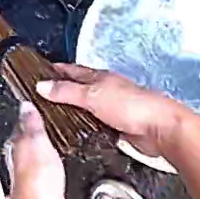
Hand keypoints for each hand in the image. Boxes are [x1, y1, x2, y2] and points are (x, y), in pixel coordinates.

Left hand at [5, 101, 66, 198]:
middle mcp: (19, 162)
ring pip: (34, 160)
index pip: (19, 127)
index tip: (32, 110)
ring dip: (40, 153)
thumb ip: (32, 124)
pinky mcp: (41, 191)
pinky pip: (44, 174)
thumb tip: (25, 106)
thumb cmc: (38, 180)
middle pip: (25, 144)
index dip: (27, 118)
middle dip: (32, 136)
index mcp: (16, 147)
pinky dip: (48, 170)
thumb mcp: (37, 142)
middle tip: (40, 126)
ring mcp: (29, 178)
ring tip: (48, 145)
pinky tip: (54, 170)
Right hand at [37, 63, 195, 159]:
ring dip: (73, 107)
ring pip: (87, 105)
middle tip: (43, 93)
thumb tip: (41, 85)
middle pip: (79, 86)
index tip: (39, 71)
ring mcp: (113, 107)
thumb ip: (66, 91)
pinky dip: (84, 123)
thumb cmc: (131, 106)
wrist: (160, 128)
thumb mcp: (92, 96)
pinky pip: (95, 122)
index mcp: (99, 77)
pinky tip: (77, 129)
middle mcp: (106, 90)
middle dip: (62, 88)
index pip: (72, 70)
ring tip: (54, 113)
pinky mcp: (118, 125)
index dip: (56, 69)